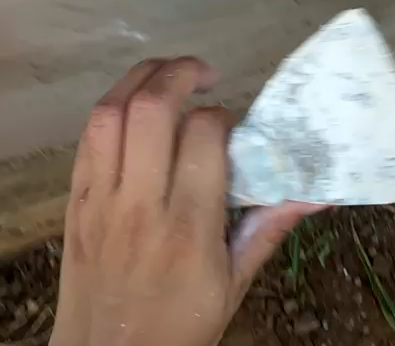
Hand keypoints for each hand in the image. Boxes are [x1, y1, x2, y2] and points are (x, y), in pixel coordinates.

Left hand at [51, 57, 320, 345]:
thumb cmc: (179, 324)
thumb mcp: (234, 283)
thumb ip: (270, 226)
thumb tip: (320, 191)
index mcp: (188, 227)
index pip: (204, 136)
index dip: (223, 115)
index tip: (232, 126)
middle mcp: (141, 205)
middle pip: (151, 110)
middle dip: (181, 73)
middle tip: (206, 76)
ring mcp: (101, 201)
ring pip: (111, 113)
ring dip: (142, 79)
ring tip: (169, 77)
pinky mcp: (75, 202)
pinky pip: (87, 138)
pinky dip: (113, 108)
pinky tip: (136, 109)